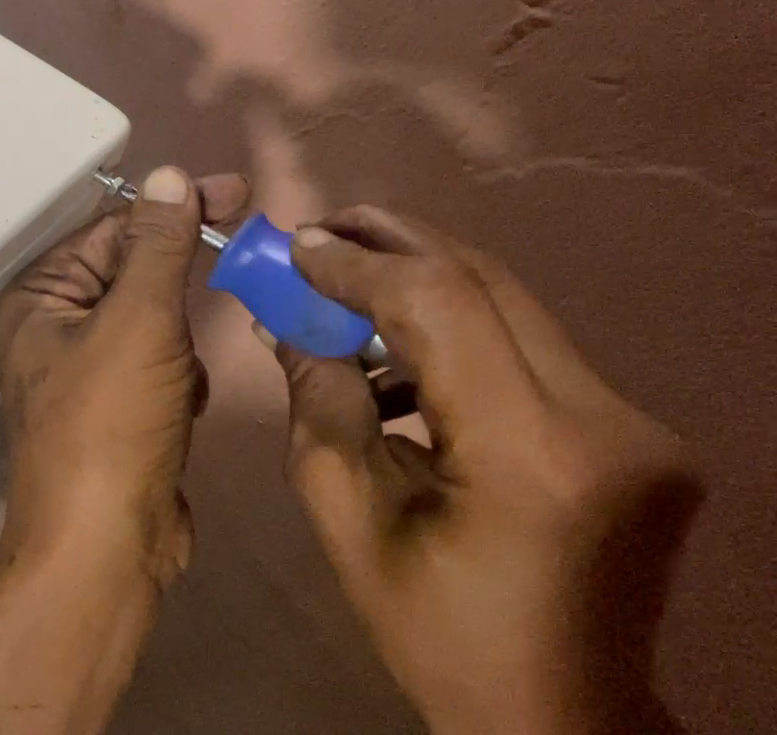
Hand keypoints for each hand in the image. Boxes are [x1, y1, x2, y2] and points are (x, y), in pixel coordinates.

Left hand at [0, 166, 247, 582]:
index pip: (109, 229)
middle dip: (179, 281)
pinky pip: (158, 364)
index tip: (237, 193)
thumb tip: (168, 175)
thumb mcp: (139, 322)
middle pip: (130, 272)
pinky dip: (179, 377)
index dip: (172, 208)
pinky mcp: (114, 404)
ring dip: (179, 339)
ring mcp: (81, 366)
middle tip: (244, 257)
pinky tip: (183, 407)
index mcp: (38, 295)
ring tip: (180, 377)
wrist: (106, 540)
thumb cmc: (111, 422)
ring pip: (152, 321)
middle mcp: (50, 323)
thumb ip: (157, 246)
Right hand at [269, 206, 700, 734]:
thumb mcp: (343, 510)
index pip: (440, 305)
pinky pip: (527, 348)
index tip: (296, 245)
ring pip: (511, 306)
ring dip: (420, 283)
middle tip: (320, 233)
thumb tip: (286, 320)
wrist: (559, 713)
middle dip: (393, 244)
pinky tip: (397, 355)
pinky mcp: (632, 433)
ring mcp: (634, 425)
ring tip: (343, 286)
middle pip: (488, 284)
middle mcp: (606, 421)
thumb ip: (318, 399)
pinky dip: (453, 329)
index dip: (359, 261)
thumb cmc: (432, 626)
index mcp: (528, 452)